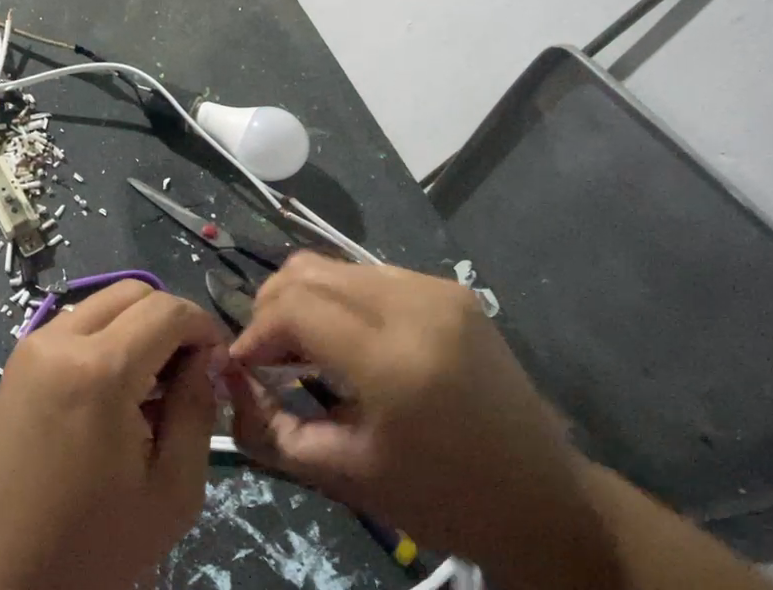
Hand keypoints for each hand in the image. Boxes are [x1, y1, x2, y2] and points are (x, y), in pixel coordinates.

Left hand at [0, 281, 227, 588]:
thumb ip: (196, 412)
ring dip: (135, 329)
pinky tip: (113, 395)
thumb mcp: (170, 491)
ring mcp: (31, 345)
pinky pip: (73, 327)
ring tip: (151, 392)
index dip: (204, 328)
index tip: (217, 369)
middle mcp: (60, 339)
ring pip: (100, 304)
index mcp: (100, 369)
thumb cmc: (90, 542)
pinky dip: (104, 340)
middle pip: (132, 292)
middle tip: (187, 378)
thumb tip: (205, 362)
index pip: (167, 309)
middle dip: (170, 321)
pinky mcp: (16, 361)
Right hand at [226, 254, 614, 582]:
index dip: (254, 332)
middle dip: (270, 310)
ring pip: (332, 267)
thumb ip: (269, 427)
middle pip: (305, 273)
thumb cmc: (441, 499)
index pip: (293, 307)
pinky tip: (346, 342)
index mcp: (394, 360)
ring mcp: (438, 292)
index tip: (244, 367)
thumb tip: (225, 378)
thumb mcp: (342, 474)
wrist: (547, 505)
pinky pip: (366, 275)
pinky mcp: (451, 291)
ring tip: (305, 349)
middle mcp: (417, 308)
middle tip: (268, 356)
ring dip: (302, 301)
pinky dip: (339, 300)